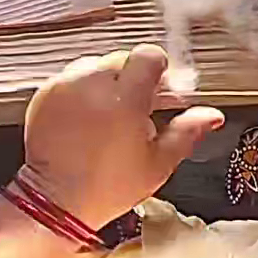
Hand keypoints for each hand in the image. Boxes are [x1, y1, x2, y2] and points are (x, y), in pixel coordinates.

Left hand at [21, 44, 223, 229]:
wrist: (55, 202)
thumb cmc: (108, 187)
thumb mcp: (157, 164)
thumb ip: (186, 132)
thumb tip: (212, 116)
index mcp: (125, 99)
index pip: (149, 55)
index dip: (160, 70)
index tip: (161, 89)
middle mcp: (92, 84)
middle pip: (124, 58)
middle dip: (135, 78)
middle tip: (139, 107)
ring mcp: (66, 86)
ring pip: (97, 64)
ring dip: (108, 81)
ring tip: (112, 113)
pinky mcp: (46, 92)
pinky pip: (72, 76)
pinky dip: (83, 89)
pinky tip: (89, 117)